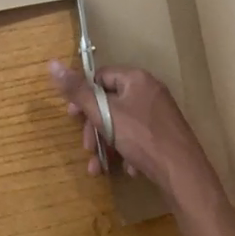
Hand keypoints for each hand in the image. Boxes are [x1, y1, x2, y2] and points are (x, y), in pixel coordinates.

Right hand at [48, 62, 219, 204]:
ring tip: (99, 167)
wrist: (182, 171)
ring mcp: (160, 113)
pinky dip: (129, 152)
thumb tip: (52, 63)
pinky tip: (128, 169)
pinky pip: (139, 137)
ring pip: (123, 124)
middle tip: (88, 148)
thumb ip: (78, 92)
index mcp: (136, 79)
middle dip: (95, 128)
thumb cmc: (142, 138)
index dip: (84, 96)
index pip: (101, 77)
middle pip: (111, 103)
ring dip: (108, 145)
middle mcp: (150, 90)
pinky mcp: (165, 133)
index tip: (72, 117)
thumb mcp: (105, 114)